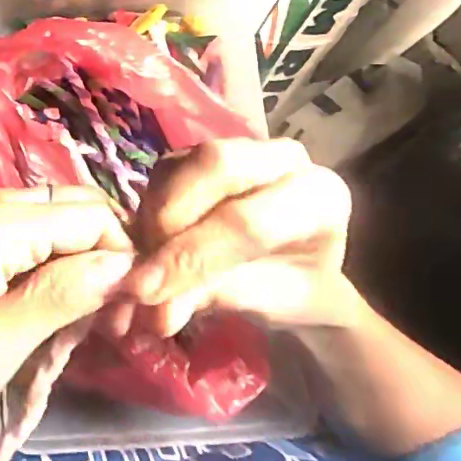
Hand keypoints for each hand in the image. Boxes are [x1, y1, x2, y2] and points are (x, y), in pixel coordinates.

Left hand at [0, 185, 133, 449]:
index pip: (93, 217)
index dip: (122, 263)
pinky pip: (39, 234)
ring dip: (87, 264)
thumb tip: (124, 265)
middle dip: (109, 259)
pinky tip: (59, 305)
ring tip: (89, 321)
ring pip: (64, 220)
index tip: (125, 323)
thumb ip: (57, 297)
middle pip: (81, 210)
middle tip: (111, 324)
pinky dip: (61, 265)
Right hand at [116, 137, 359, 337]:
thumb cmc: (290, 289)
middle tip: (141, 267)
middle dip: (170, 218)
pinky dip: (147, 209)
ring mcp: (240, 146)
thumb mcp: (262, 304)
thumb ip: (211, 297)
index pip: (248, 220)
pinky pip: (164, 169)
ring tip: (144, 262)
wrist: (294, 270)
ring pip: (182, 165)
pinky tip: (148, 244)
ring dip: (152, 216)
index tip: (145, 291)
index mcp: (319, 194)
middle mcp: (284, 157)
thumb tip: (154, 313)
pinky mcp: (202, 150)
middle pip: (216, 165)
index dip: (194, 255)